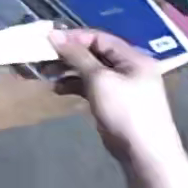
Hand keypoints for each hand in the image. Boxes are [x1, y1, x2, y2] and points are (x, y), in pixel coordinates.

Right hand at [49, 28, 182, 167]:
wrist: (145, 154)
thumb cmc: (125, 111)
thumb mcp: (99, 79)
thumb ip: (77, 55)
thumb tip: (53, 34)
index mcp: (134, 58)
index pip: (99, 37)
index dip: (73, 37)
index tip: (47, 41)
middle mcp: (129, 68)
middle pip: (93, 52)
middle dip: (67, 54)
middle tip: (43, 57)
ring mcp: (122, 85)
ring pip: (89, 69)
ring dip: (67, 70)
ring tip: (46, 74)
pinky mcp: (113, 101)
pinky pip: (90, 85)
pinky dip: (74, 84)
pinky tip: (58, 89)